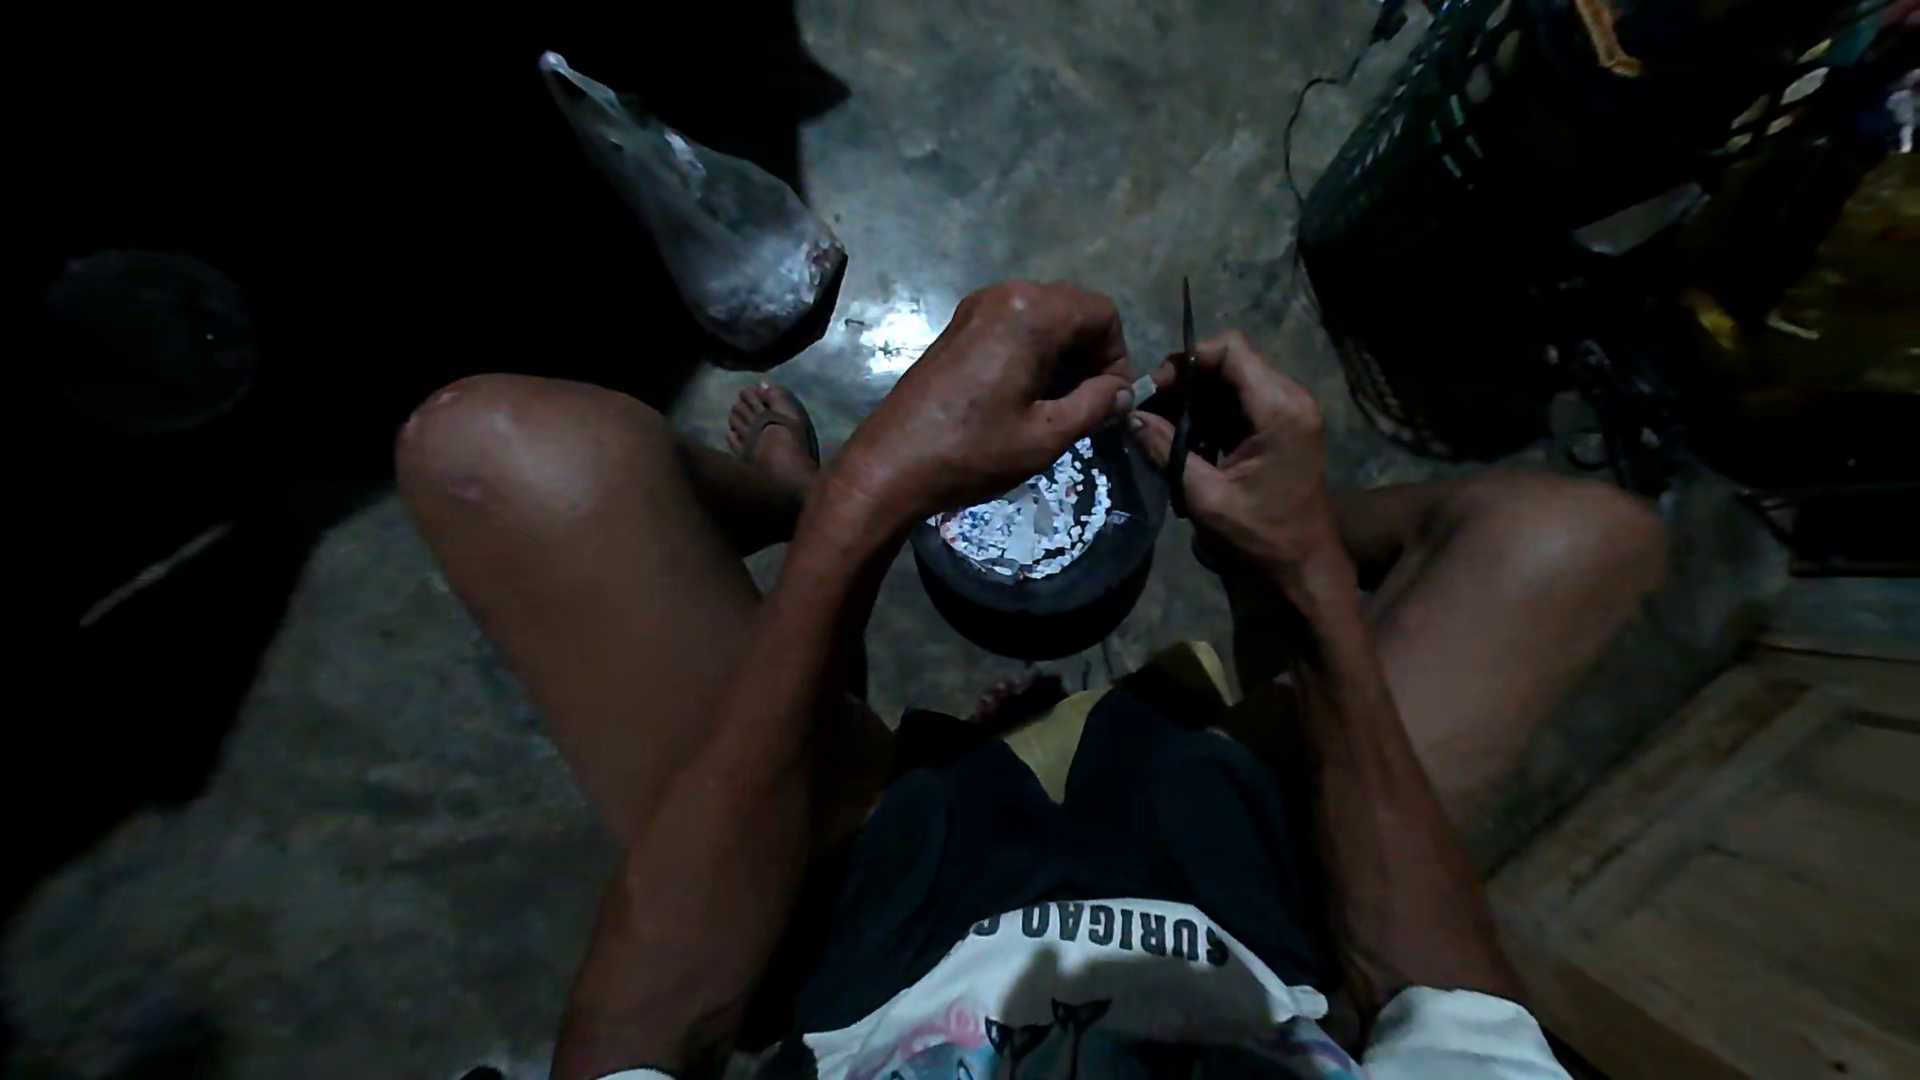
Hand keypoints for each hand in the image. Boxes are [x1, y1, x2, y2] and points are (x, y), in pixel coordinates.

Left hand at [829, 282, 1135, 526]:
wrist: (891, 465)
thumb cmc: (972, 452)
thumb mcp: (1045, 436)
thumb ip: (1095, 405)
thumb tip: (1123, 391)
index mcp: (1030, 313)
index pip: (1102, 313)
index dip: (1116, 356)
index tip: (1108, 400)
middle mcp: (1003, 296)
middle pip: (1073, 310)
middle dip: (1090, 355)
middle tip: (1085, 405)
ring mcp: (974, 310)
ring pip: (1043, 319)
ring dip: (1061, 356)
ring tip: (1055, 406)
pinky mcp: (956, 330)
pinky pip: (1012, 328)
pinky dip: (1032, 354)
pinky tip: (1023, 396)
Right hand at [1128, 331, 1346, 584]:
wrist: (1302, 565)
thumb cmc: (1259, 535)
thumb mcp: (1204, 496)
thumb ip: (1166, 451)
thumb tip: (1130, 417)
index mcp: (1279, 410)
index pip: (1230, 349)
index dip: (1186, 360)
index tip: (1153, 390)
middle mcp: (1289, 399)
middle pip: (1228, 362)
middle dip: (1183, 381)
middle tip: (1147, 410)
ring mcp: (1287, 411)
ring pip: (1229, 381)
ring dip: (1191, 398)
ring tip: (1157, 424)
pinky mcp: (1278, 426)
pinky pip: (1235, 403)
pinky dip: (1205, 413)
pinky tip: (1180, 437)